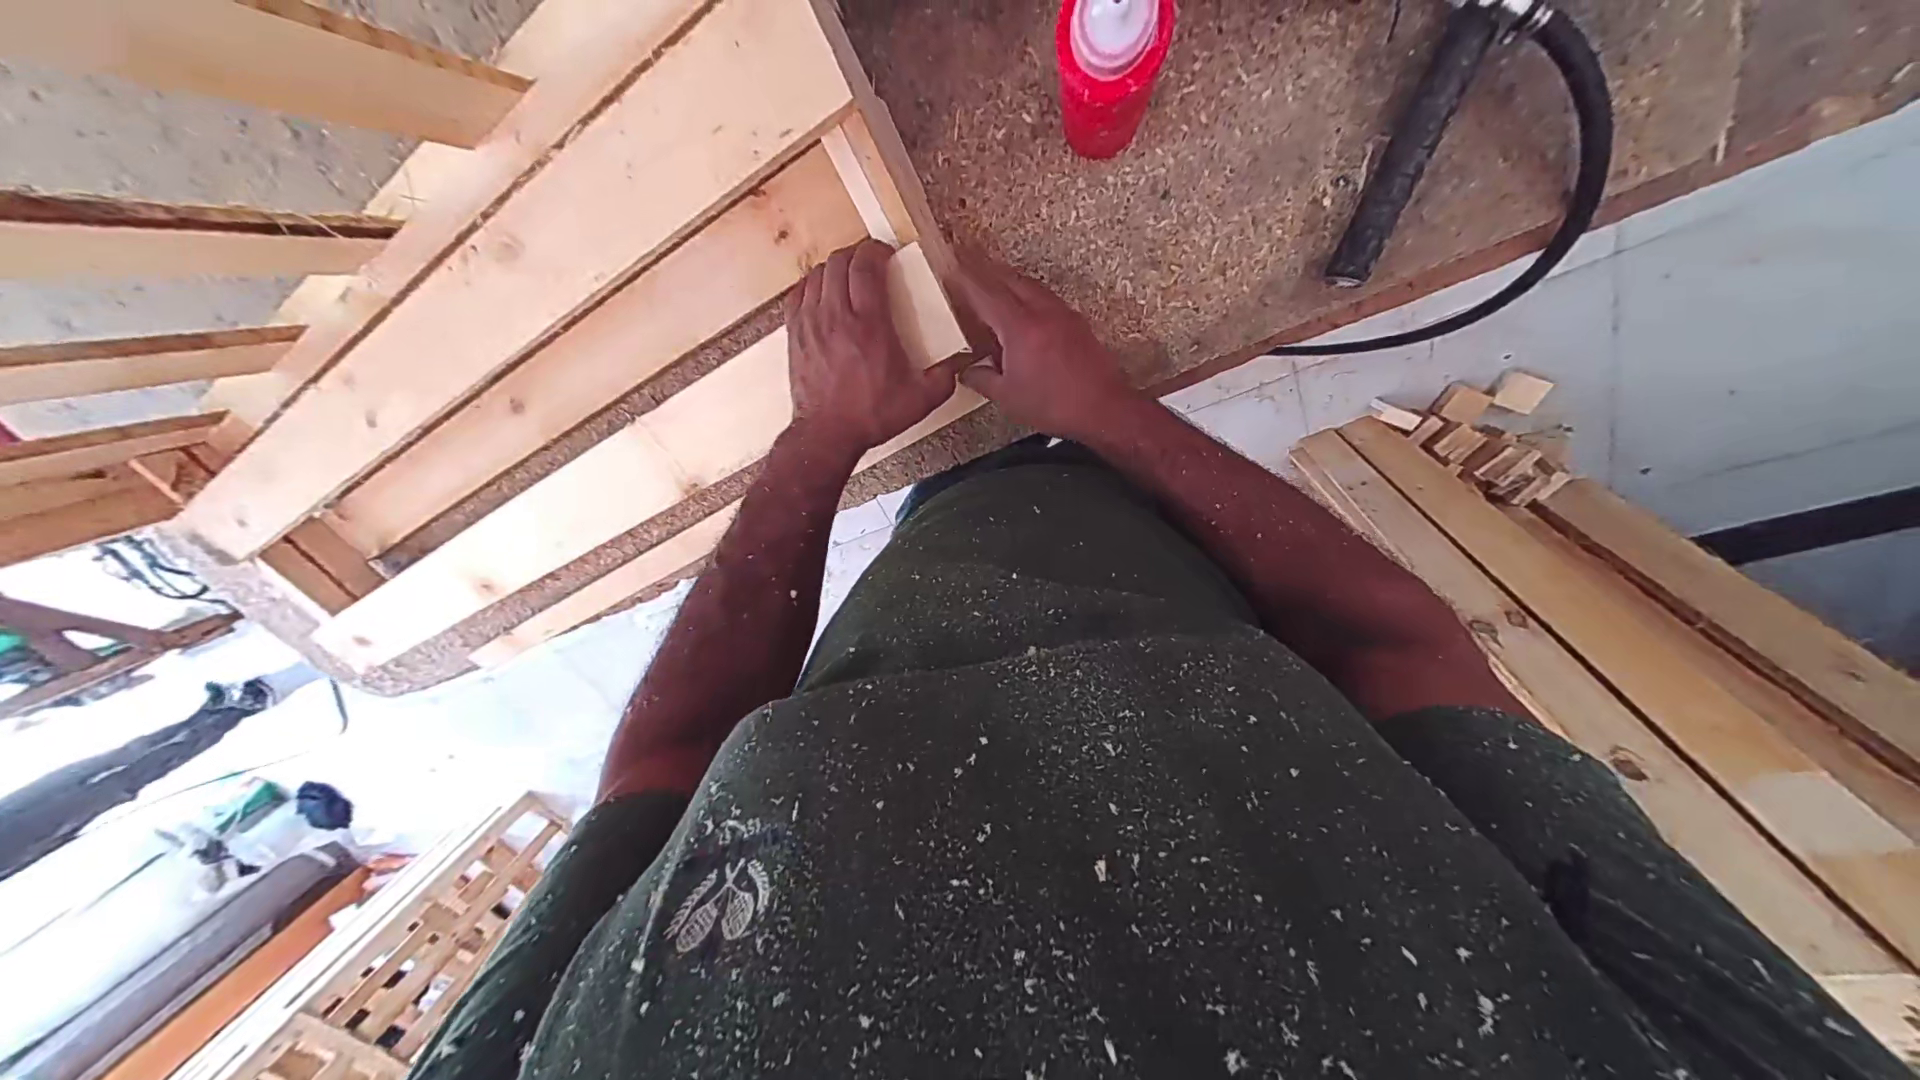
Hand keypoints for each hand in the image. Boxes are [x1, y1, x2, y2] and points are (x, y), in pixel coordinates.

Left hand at [784, 240, 964, 463]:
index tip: (885, 252)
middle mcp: (837, 316)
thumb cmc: (870, 416)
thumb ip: (943, 378)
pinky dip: (810, 286)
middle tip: (868, 261)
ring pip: (817, 274)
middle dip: (855, 254)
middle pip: (839, 262)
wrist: (828, 434)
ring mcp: (811, 323)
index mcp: (870, 325)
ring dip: (833, 268)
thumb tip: (956, 366)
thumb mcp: (920, 400)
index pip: (867, 266)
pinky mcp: (794, 335)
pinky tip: (820, 293)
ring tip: (846, 275)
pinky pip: (798, 294)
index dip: (876, 250)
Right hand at [949, 252, 1144, 441]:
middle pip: (1009, 279)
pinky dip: (1027, 295)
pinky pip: (1046, 298)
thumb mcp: (1008, 396)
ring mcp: (1062, 315)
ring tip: (992, 282)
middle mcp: (1042, 313)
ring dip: (1008, 279)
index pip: (985, 293)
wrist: (1102, 409)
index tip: (952, 266)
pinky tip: (1022, 309)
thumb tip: (967, 370)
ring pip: (1029, 286)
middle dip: (985, 269)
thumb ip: (982, 378)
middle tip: (968, 261)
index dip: (966, 278)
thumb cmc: (1056, 405)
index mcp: (1020, 328)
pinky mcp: (1076, 324)